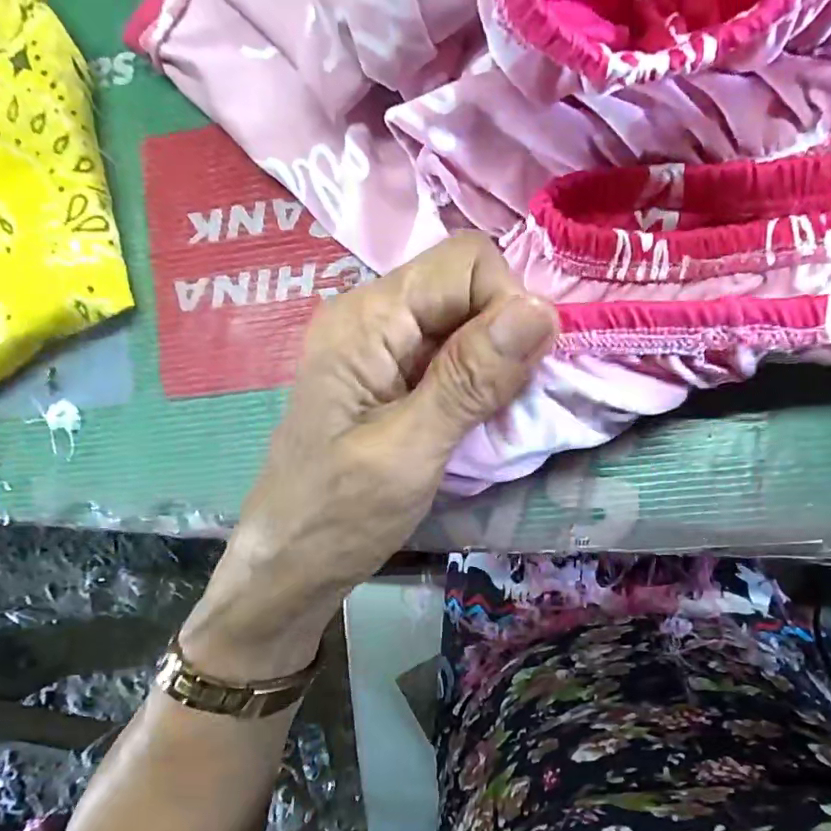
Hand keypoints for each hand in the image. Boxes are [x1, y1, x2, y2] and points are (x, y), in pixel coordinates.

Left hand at [178, 234, 556, 683]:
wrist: (288, 567)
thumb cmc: (338, 517)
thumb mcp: (408, 451)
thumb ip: (470, 380)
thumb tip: (541, 310)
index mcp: (365, 320)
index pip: (466, 263)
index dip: (508, 306)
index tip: (519, 375)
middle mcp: (369, 318)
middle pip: (464, 288)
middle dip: (504, 337)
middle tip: (506, 406)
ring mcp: (375, 351)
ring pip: (461, 325)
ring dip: (492, 366)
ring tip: (489, 421)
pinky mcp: (384, 382)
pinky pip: (446, 358)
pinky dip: (473, 385)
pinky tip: (473, 425)